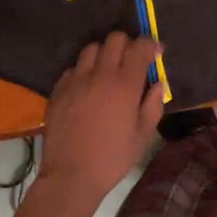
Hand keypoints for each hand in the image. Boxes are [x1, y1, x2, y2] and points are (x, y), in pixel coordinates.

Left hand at [39, 32, 165, 201]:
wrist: (70, 177)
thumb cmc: (112, 159)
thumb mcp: (143, 136)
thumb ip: (153, 105)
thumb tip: (157, 84)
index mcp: (125, 84)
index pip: (140, 46)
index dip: (150, 45)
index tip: (155, 53)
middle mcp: (100, 74)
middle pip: (115, 39)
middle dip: (127, 44)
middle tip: (131, 60)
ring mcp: (76, 80)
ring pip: (91, 49)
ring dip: (103, 55)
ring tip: (106, 71)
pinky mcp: (58, 90)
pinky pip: (72, 68)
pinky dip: (83, 72)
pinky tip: (86, 88)